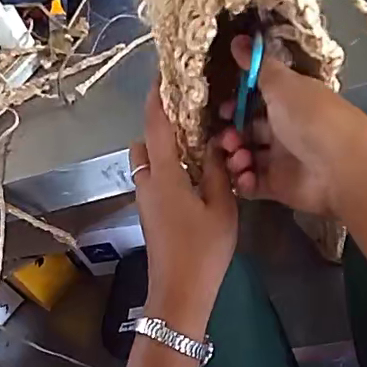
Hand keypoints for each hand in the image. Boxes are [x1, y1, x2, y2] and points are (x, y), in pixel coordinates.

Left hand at [132, 75, 237, 331]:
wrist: (180, 293)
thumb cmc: (203, 250)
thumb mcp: (221, 206)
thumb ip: (217, 169)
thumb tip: (216, 142)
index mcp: (163, 174)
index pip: (155, 123)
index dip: (158, 94)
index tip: (166, 72)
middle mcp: (146, 182)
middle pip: (145, 141)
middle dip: (161, 125)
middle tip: (192, 118)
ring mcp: (145, 200)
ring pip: (147, 163)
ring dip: (164, 149)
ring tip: (197, 147)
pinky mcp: (150, 214)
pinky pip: (154, 180)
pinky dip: (168, 168)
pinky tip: (195, 175)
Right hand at [214, 35, 366, 215]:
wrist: (341, 167)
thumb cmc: (313, 118)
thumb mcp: (284, 85)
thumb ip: (257, 66)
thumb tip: (238, 39)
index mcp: (291, 103)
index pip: (258, 101)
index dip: (238, 104)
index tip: (224, 109)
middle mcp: (287, 131)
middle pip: (249, 131)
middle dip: (232, 133)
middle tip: (226, 137)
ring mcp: (282, 161)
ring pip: (247, 158)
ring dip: (235, 157)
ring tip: (238, 157)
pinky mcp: (279, 188)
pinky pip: (252, 185)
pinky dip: (243, 182)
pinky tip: (244, 176)